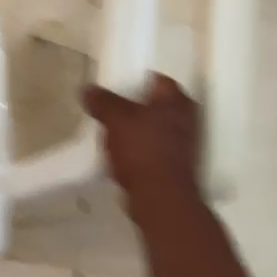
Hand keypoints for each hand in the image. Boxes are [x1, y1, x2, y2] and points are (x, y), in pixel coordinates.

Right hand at [83, 76, 202, 222]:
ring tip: (111, 137)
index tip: (113, 90)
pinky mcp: (179, 166)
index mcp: (177, 99)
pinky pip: (154, 151)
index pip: (156, 79)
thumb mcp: (116, 120)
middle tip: (109, 114)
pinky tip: (122, 160)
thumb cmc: (142, 150)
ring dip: (136, 132)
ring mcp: (186, 144)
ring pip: (155, 129)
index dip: (133, 81)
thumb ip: (103, 102)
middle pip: (155, 105)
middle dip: (133, 109)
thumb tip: (89, 89)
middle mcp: (188, 117)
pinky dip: (140, 152)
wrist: (161, 198)